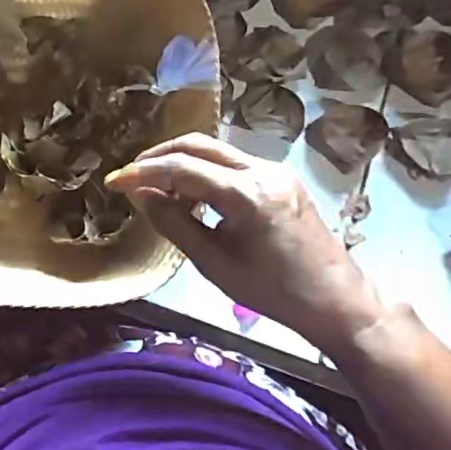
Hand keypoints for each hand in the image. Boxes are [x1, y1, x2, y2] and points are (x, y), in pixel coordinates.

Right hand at [105, 133, 410, 352]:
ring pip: (213, 150)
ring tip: (153, 186)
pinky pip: (228, 162)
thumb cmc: (273, 291)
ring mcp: (275, 172)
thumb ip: (172, 222)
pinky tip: (186, 192)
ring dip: (177, 161)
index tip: (112, 183)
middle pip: (197, 145)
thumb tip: (140, 194)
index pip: (181, 169)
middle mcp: (264, 172)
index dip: (141, 173)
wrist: (338, 303)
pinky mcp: (280, 179)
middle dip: (156, 157)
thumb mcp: (211, 261)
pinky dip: (199, 169)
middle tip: (129, 177)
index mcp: (248, 195)